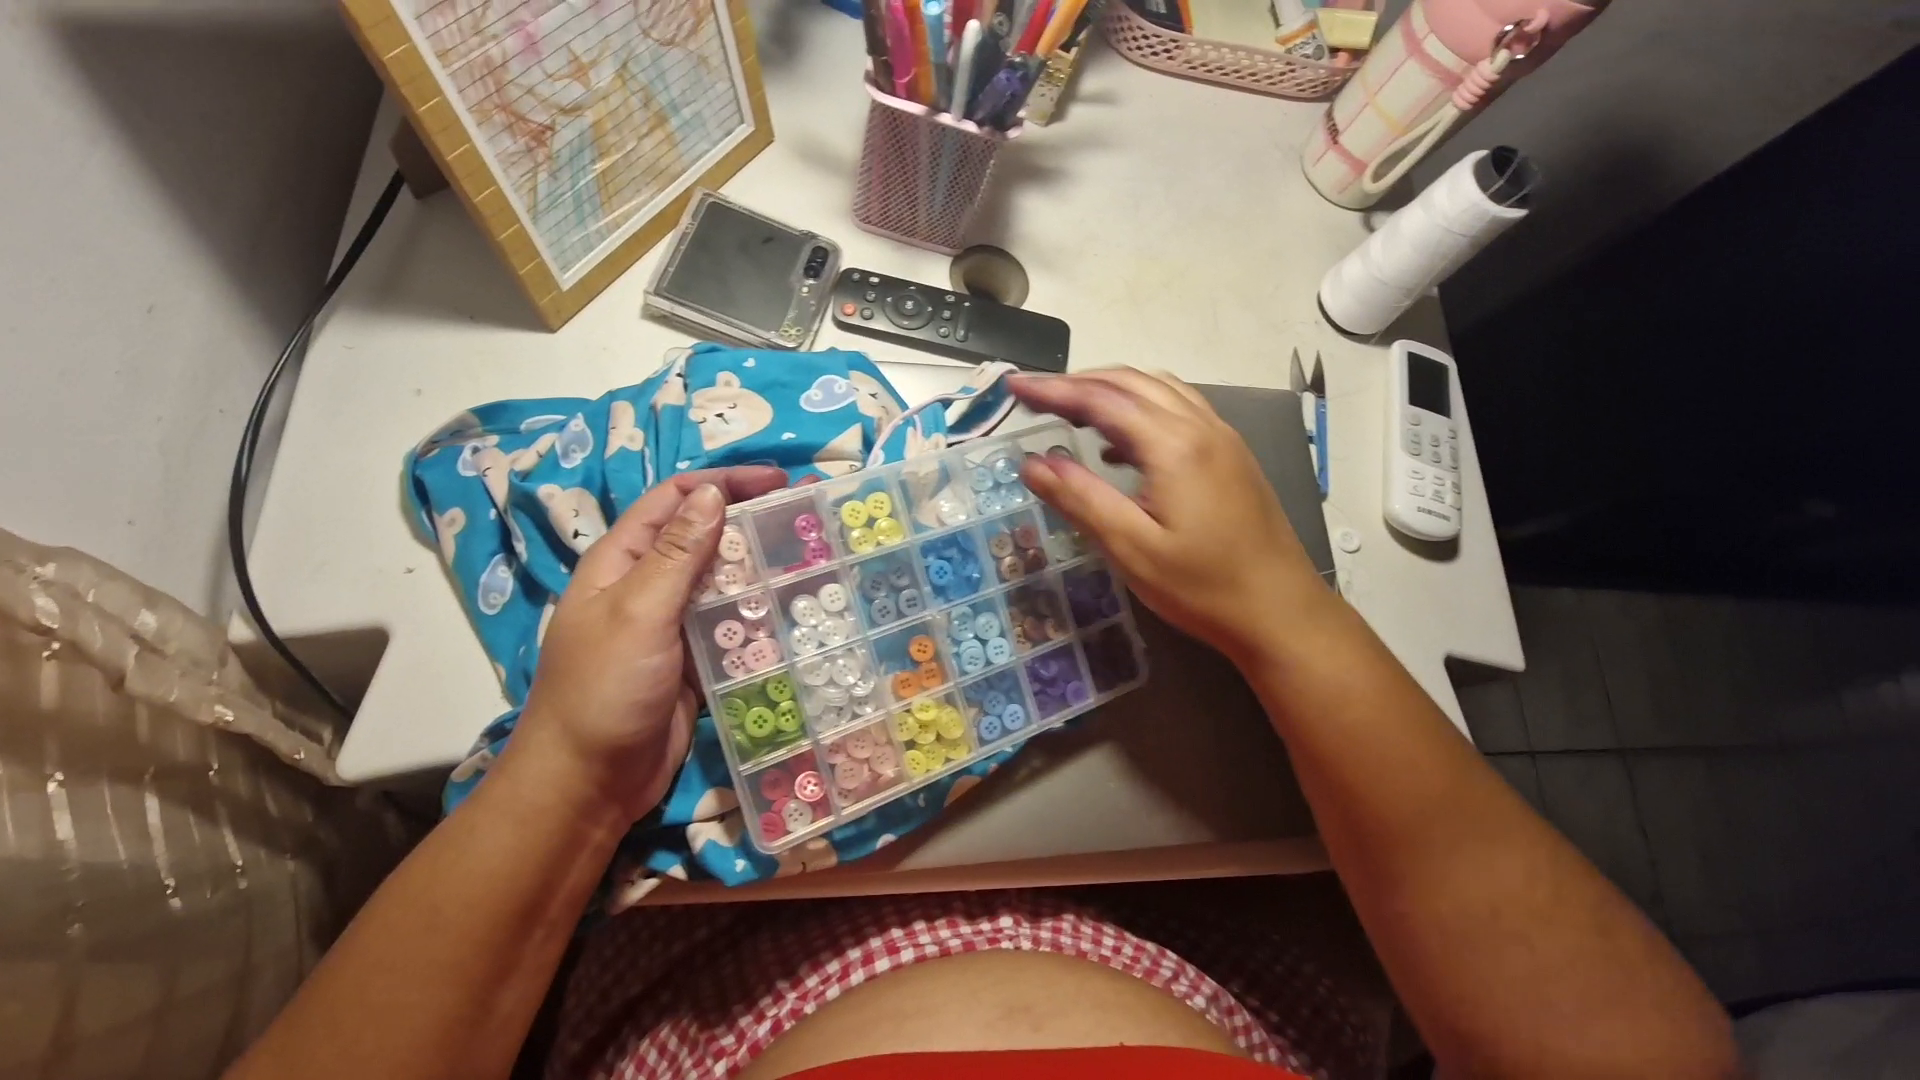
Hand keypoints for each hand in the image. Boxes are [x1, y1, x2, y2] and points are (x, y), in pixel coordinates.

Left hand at [508, 466, 786, 823]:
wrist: (589, 782)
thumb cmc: (603, 689)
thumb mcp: (638, 612)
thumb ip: (677, 553)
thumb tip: (713, 493)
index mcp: (622, 562)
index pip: (675, 501)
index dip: (724, 482)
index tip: (777, 481)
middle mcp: (649, 586)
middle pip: (705, 538)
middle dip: (751, 523)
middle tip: (807, 518)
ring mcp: (673, 626)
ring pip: (724, 584)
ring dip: (762, 571)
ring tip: (813, 562)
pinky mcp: (696, 662)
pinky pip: (733, 628)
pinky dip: (761, 617)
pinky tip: (797, 614)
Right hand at [1013, 368, 1332, 662]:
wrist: (1281, 611)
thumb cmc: (1203, 587)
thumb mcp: (1132, 549)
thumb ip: (1081, 499)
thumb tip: (1032, 463)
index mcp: (1173, 445)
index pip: (1101, 399)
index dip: (1053, 390)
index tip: (1014, 388)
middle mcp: (1200, 427)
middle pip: (1130, 382)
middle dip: (1078, 382)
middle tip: (1034, 396)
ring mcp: (1222, 438)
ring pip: (1158, 390)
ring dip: (1111, 390)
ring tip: (1070, 410)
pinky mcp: (1231, 455)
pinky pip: (1178, 409)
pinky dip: (1140, 409)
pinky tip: (1119, 447)